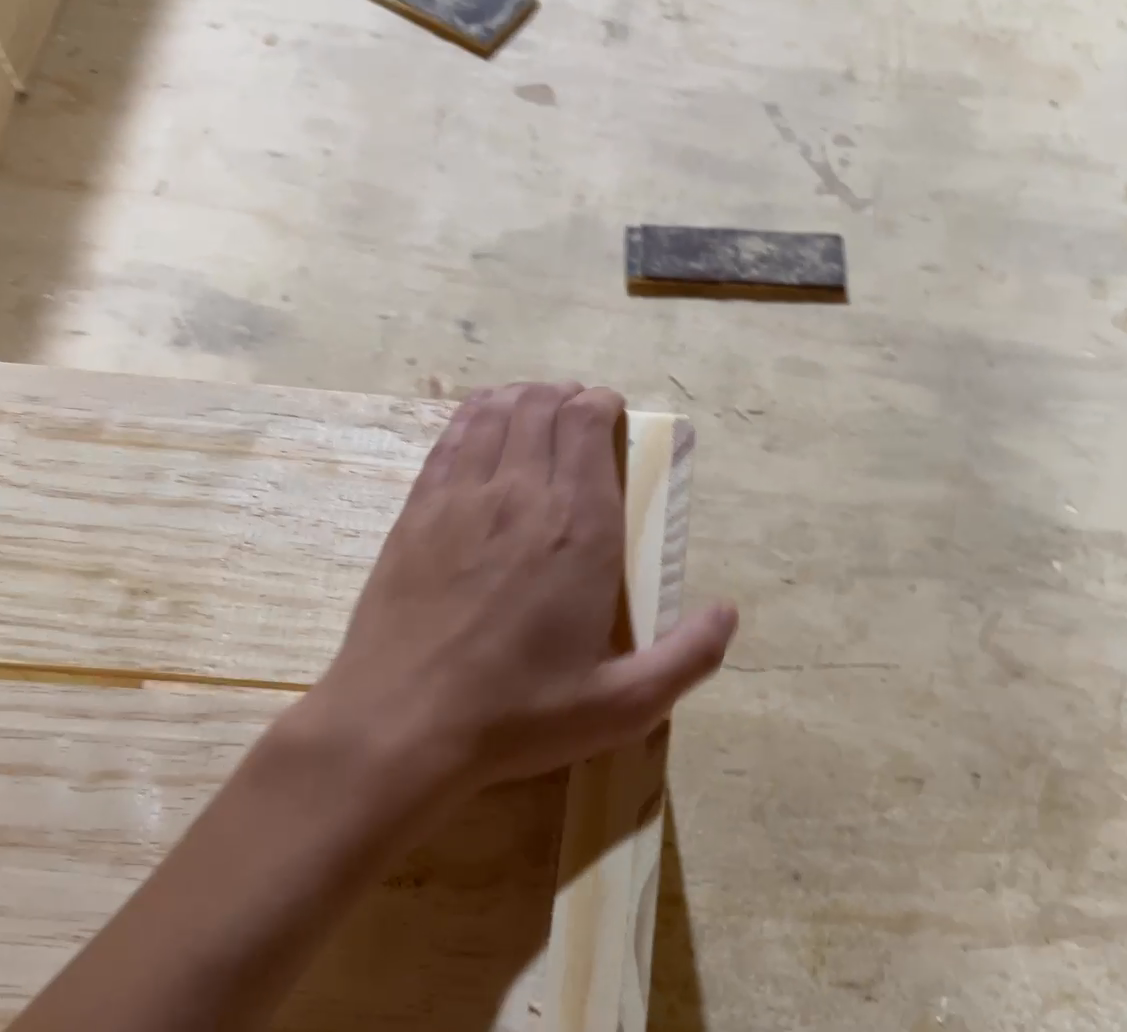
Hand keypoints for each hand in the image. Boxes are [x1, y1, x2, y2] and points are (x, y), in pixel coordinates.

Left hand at [296, 382, 736, 811]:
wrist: (398, 728)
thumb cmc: (519, 714)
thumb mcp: (624, 704)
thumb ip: (689, 656)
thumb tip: (728, 612)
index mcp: (580, 530)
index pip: (588, 425)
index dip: (604, 406)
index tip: (616, 418)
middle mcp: (521, 496)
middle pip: (543, 406)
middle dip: (570, 397)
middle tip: (585, 417)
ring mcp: (461, 499)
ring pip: (495, 412)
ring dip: (524, 399)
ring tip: (540, 411)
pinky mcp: (416, 514)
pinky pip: (451, 438)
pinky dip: (475, 416)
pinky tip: (484, 426)